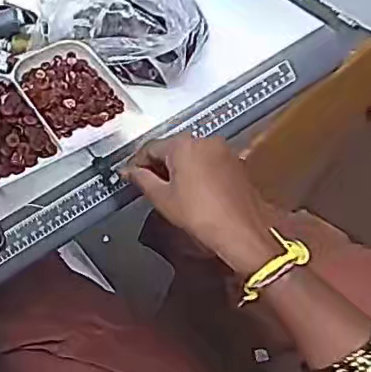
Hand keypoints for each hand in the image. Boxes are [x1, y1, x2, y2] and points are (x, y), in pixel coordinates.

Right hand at [124, 135, 279, 275]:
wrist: (240, 230)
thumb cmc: (202, 214)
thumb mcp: (162, 198)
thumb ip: (141, 179)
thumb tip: (130, 172)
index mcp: (183, 145)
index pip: (150, 148)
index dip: (137, 163)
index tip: (131, 175)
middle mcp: (205, 141)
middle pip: (172, 148)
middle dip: (158, 166)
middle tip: (148, 186)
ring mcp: (222, 151)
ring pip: (191, 155)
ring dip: (178, 169)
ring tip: (171, 193)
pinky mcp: (235, 163)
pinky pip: (207, 162)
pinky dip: (196, 172)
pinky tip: (192, 193)